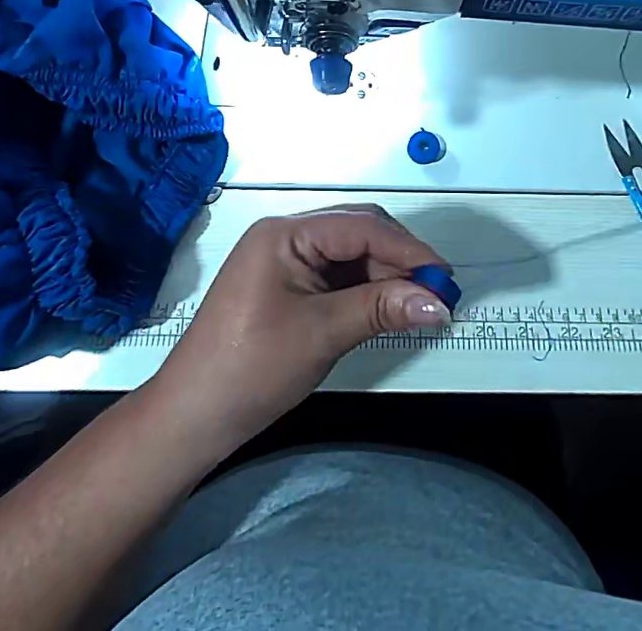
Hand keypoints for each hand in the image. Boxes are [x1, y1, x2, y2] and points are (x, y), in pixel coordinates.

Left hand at [145, 205, 452, 453]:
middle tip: (437, 295)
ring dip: (386, 277)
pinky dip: (366, 291)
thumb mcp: (321, 333)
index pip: (360, 227)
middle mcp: (285, 237)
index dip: (408, 250)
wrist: (195, 414)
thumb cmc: (250, 367)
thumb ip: (381, 309)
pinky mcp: (289, 286)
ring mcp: (286, 261)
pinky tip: (389, 309)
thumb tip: (439, 301)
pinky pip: (338, 277)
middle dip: (399, 260)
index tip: (446, 279)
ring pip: (351, 256)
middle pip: (357, 233)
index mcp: (284, 233)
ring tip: (419, 306)